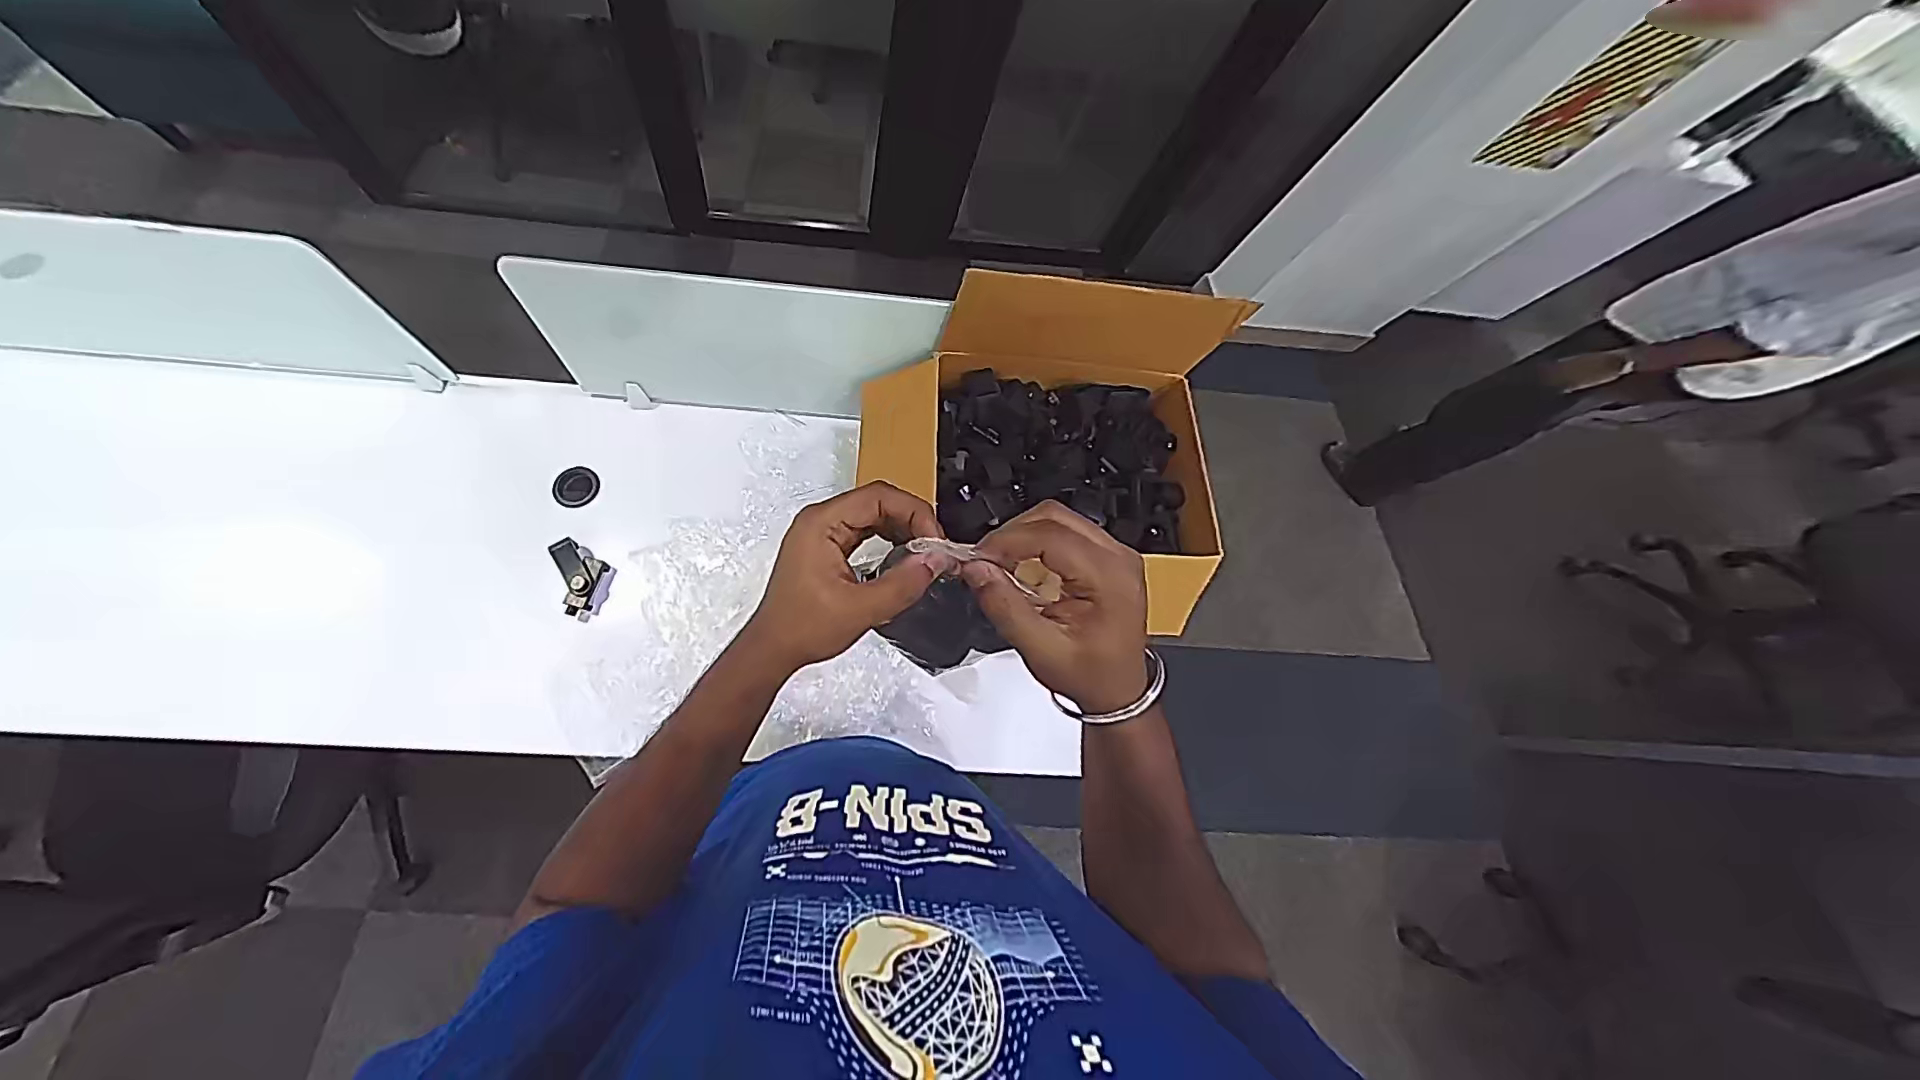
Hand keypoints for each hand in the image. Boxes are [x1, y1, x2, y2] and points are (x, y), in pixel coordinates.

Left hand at [740, 481, 948, 672]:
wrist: (774, 648)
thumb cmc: (799, 628)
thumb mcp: (861, 609)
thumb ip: (903, 583)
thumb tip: (934, 561)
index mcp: (821, 524)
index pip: (879, 497)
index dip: (914, 512)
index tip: (933, 537)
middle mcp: (820, 521)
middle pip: (878, 501)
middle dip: (911, 521)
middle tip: (933, 546)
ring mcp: (823, 533)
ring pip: (874, 515)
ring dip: (902, 530)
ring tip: (923, 553)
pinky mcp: (828, 547)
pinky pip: (865, 531)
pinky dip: (889, 540)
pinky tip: (903, 557)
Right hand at [961, 501, 1149, 712]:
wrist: (1117, 691)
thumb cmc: (1092, 676)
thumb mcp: (1040, 649)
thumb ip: (1005, 607)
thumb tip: (977, 571)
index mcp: (1110, 578)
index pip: (1050, 536)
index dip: (1007, 541)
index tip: (979, 557)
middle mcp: (1118, 558)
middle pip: (1054, 518)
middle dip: (1012, 535)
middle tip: (985, 561)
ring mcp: (1115, 554)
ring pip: (1058, 520)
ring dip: (1023, 538)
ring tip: (1002, 567)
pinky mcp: (1106, 557)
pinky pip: (1066, 533)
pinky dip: (1037, 545)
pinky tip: (1024, 570)